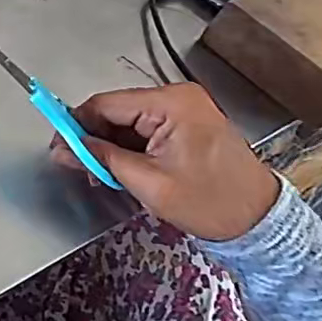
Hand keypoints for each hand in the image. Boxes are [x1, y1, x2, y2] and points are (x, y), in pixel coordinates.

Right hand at [50, 83, 278, 241]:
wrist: (261, 223)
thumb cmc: (210, 203)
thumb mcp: (146, 182)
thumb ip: (99, 157)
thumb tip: (62, 148)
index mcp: (171, 104)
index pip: (104, 104)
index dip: (75, 125)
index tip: (59, 147)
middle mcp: (177, 97)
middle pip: (113, 110)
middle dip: (93, 138)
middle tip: (80, 165)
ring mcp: (184, 108)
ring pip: (124, 120)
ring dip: (108, 145)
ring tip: (103, 172)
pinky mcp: (186, 120)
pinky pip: (141, 127)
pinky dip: (126, 146)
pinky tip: (122, 167)